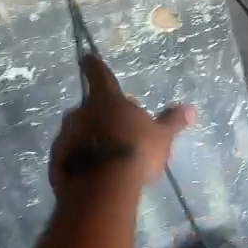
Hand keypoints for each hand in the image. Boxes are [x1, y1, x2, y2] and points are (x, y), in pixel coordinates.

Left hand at [50, 55, 194, 194]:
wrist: (100, 189)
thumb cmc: (135, 153)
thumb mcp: (161, 137)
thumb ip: (173, 121)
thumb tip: (190, 108)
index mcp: (107, 101)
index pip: (99, 74)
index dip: (94, 65)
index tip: (88, 57)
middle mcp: (81, 112)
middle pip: (91, 106)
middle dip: (103, 113)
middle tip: (120, 125)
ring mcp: (65, 136)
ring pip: (80, 129)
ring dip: (92, 135)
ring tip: (110, 152)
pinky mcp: (57, 159)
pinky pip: (71, 152)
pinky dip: (81, 155)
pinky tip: (96, 170)